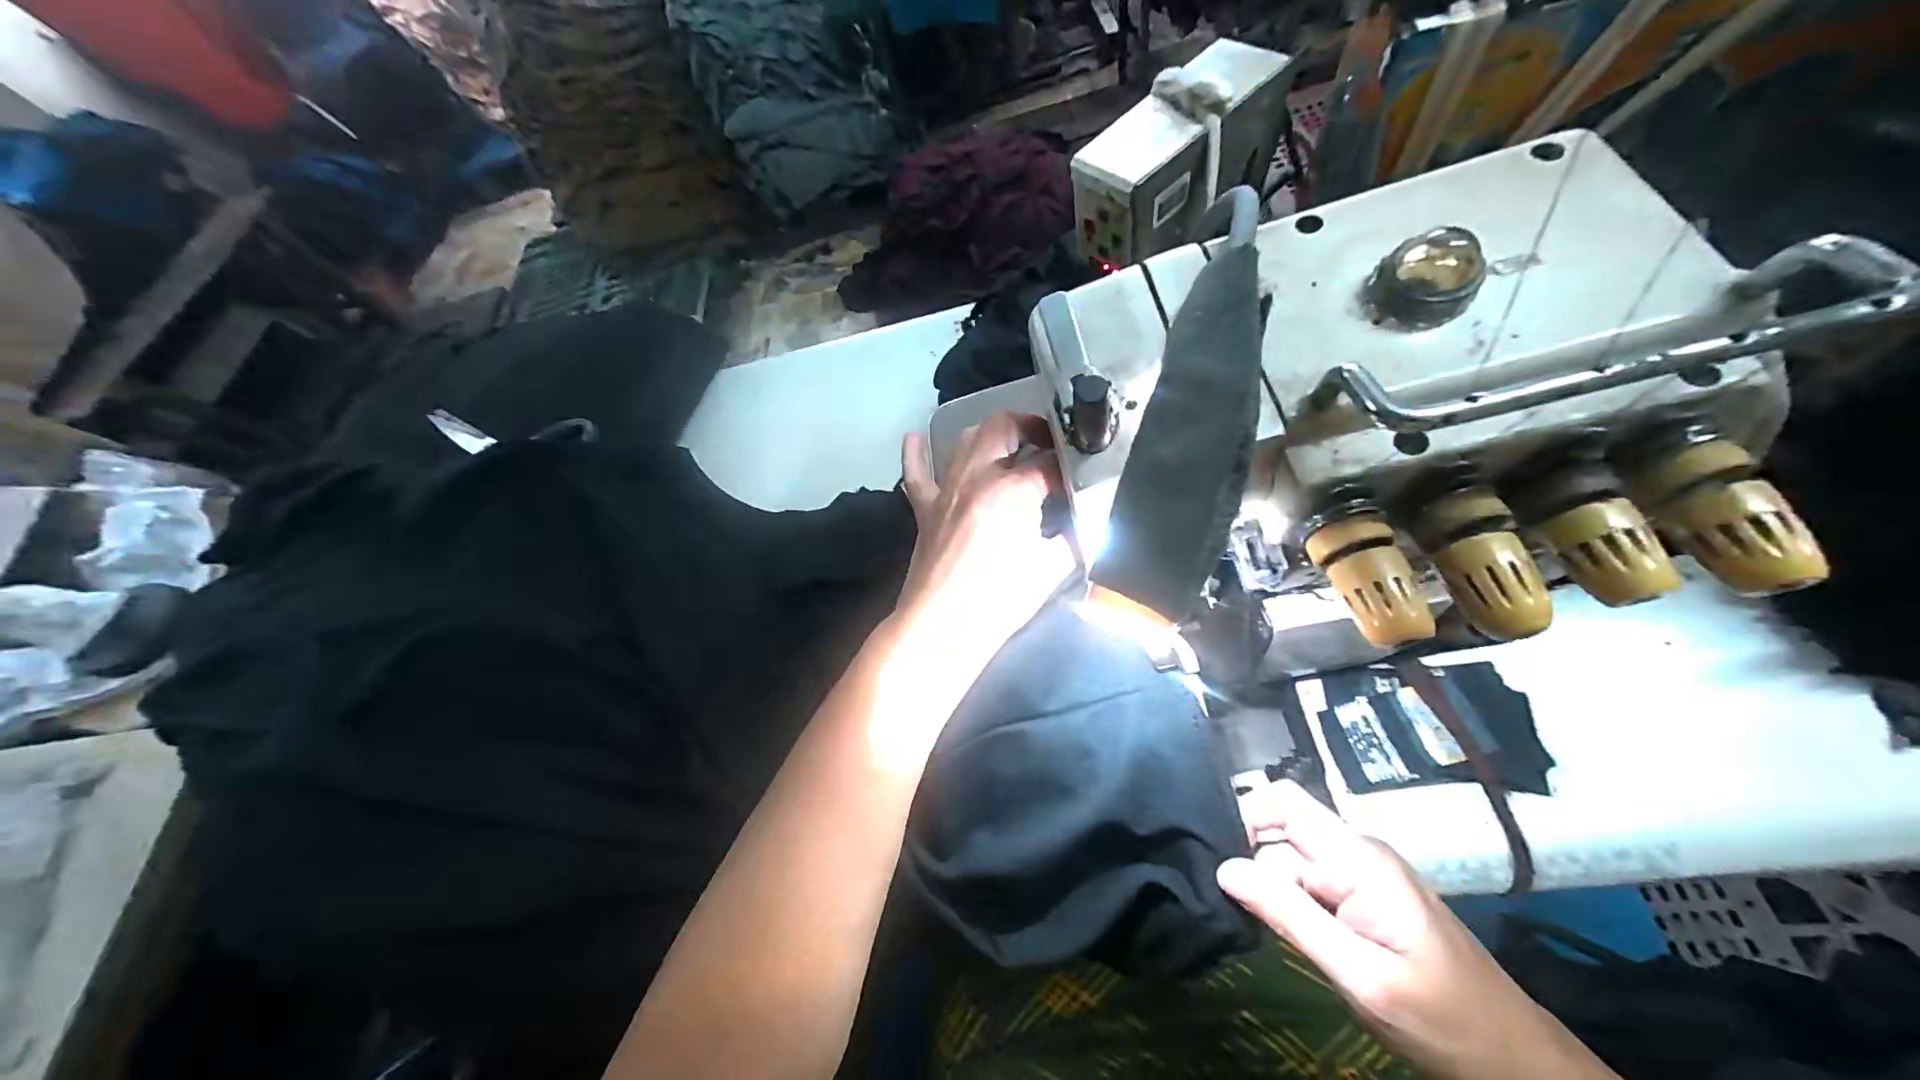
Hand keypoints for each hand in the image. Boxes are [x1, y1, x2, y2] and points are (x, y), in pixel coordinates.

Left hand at [897, 413, 1075, 661]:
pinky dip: (916, 454)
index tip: (1078, 477)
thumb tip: (1084, 525)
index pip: (1050, 463)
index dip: (1069, 466)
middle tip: (1048, 444)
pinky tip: (914, 438)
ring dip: (990, 434)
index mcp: (1013, 490)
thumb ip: (1072, 540)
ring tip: (1009, 445)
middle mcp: (977, 477)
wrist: (942, 626)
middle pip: (1004, 427)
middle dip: (1031, 428)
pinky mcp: (924, 509)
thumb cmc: (1000, 600)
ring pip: (966, 439)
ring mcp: (947, 489)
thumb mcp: (1051, 568)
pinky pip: (916, 473)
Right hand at [1216, 782, 1618, 1079]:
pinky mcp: (1360, 898)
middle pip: (1279, 832)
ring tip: (1250, 922)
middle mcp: (1356, 853)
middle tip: (1229, 905)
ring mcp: (1359, 875)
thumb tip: (1225, 868)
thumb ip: (1291, 917)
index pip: (1282, 804)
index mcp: (1358, 857)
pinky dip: (1286, 901)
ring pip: (1289, 859)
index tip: (1213, 861)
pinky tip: (1278, 929)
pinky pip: (1307, 883)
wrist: (1514, 1060)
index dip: (1241, 818)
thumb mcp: (1359, 973)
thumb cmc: (1442, 1018)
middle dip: (1249, 860)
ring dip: (1266, 885)